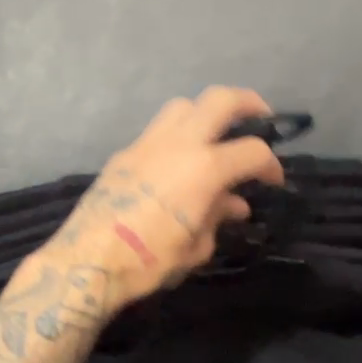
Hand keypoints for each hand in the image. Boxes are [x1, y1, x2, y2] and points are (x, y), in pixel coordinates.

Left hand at [43, 86, 284, 304]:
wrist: (88, 262)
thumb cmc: (149, 262)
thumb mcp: (195, 247)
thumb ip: (217, 218)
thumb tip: (233, 205)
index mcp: (205, 168)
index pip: (252, 151)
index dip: (270, 165)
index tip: (273, 181)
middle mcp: (178, 144)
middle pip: (220, 100)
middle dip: (247, 103)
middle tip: (260, 118)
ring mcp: (146, 144)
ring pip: (183, 106)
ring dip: (205, 113)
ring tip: (214, 136)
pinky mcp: (123, 155)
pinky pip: (157, 131)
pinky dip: (175, 138)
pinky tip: (178, 164)